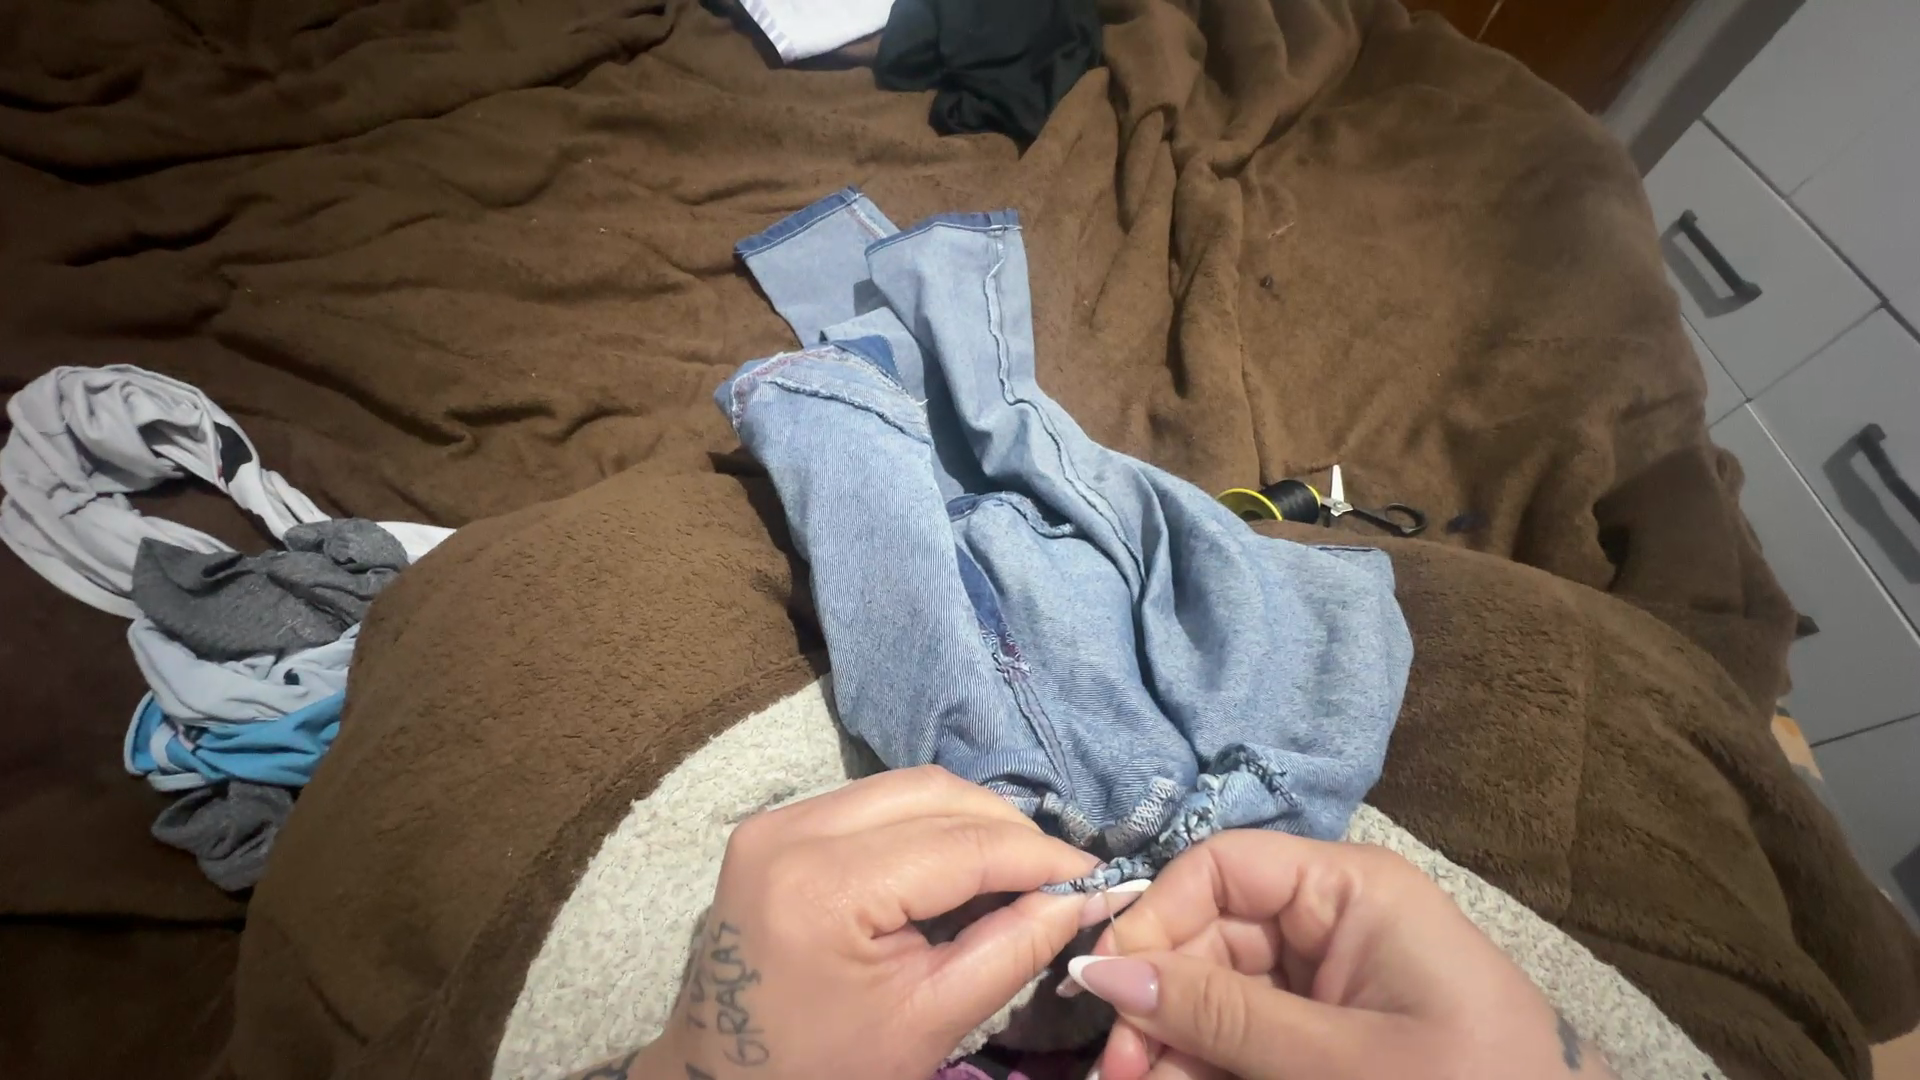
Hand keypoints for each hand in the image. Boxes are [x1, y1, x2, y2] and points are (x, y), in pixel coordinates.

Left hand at [576, 766, 1104, 1079]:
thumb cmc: (824, 1072)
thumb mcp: (929, 1022)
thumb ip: (1011, 948)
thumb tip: (1077, 895)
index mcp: (826, 890)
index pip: (957, 846)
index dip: (1034, 855)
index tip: (1090, 871)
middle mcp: (794, 830)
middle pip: (933, 794)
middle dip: (1005, 827)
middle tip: (1052, 870)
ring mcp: (777, 818)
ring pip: (907, 785)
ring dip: (969, 816)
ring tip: (1011, 862)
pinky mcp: (775, 821)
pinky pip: (874, 798)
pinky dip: (926, 818)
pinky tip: (954, 854)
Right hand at [1069, 830, 1616, 1079]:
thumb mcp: (1343, 1064)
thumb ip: (1221, 1015)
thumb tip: (1101, 969)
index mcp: (1348, 890)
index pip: (1224, 867)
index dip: (1159, 913)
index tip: (1107, 978)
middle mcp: (1327, 919)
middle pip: (1209, 934)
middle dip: (1157, 997)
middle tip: (1114, 1070)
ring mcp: (1322, 978)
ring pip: (1214, 990)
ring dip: (1169, 1040)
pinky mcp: (1321, 1032)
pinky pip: (1240, 1032)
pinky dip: (1202, 1063)